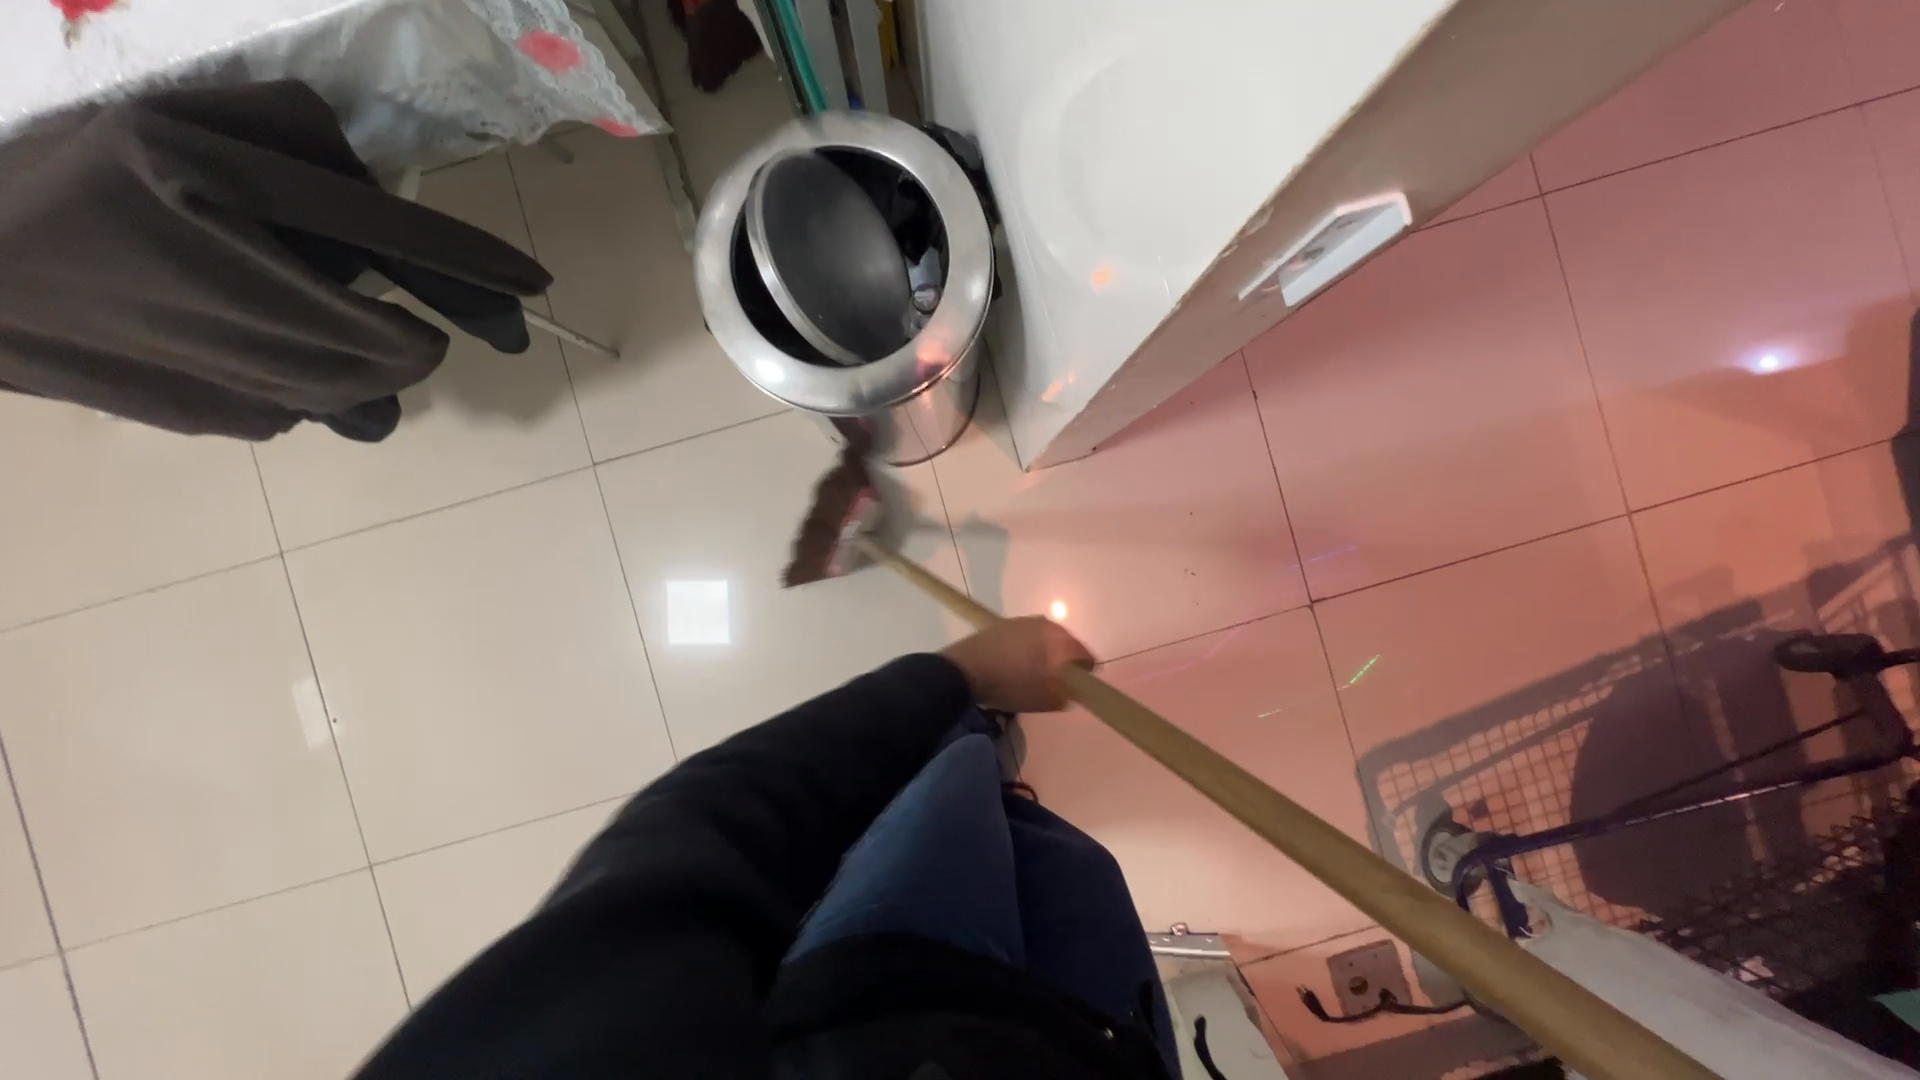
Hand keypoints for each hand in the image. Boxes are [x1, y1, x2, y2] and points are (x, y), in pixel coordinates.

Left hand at [939, 616, 1094, 712]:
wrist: (967, 668)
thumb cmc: (1012, 686)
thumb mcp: (1044, 700)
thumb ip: (1065, 695)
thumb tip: (1071, 690)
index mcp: (1062, 642)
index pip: (1086, 655)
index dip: (1086, 672)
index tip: (1079, 686)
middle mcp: (1048, 625)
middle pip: (1067, 643)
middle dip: (1066, 659)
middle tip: (1057, 679)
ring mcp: (1026, 620)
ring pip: (1046, 637)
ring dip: (1046, 651)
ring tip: (1035, 670)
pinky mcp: (1007, 622)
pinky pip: (1028, 635)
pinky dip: (1029, 646)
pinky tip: (1017, 661)